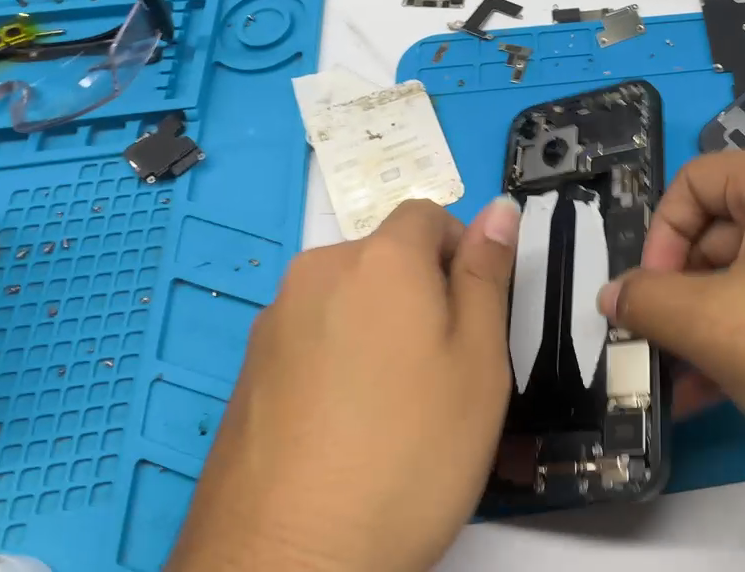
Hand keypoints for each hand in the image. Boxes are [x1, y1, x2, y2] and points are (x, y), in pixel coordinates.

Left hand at [167, 197, 520, 571]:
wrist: (285, 566)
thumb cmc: (409, 453)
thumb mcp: (477, 361)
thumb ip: (487, 274)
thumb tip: (498, 209)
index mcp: (379, 260)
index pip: (429, 215)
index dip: (462, 252)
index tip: (474, 317)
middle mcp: (315, 275)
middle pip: (385, 257)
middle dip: (421, 293)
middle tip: (443, 371)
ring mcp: (272, 326)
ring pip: (348, 301)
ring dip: (378, 329)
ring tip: (394, 410)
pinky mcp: (246, 376)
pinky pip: (311, 341)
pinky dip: (337, 364)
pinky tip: (346, 432)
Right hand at [596, 148, 744, 498]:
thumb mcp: (717, 324)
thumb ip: (649, 302)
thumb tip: (613, 293)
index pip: (693, 183)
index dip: (658, 238)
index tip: (647, 296)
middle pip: (719, 232)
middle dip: (679, 294)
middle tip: (655, 348)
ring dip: (705, 327)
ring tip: (677, 384)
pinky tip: (713, 394)